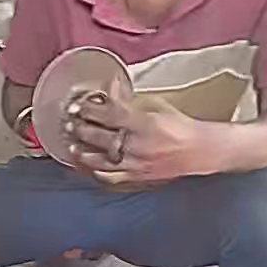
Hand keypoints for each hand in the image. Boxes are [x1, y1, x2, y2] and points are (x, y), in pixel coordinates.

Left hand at [66, 92, 211, 187]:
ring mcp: (136, 164)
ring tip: (73, 148)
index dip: (90, 110)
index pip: (110, 114)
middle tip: (70, 125)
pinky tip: (90, 167)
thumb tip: (110, 88)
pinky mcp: (137, 177)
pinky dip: (98, 173)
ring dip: (84, 154)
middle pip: (101, 138)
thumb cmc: (177, 126)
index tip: (79, 106)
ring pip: (102, 161)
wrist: (196, 152)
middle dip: (82, 130)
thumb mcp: (156, 105)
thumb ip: (130, 99)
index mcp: (143, 123)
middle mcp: (137, 145)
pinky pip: (112, 178)